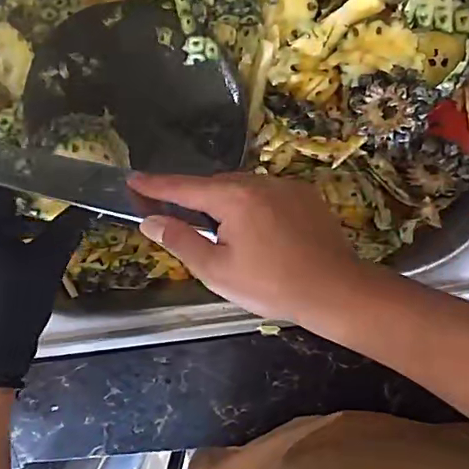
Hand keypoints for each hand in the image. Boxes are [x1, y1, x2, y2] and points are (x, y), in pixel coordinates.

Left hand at [0, 186, 85, 390]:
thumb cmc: (13, 306)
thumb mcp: (46, 266)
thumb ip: (64, 232)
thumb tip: (82, 209)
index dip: (22, 181)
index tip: (46, 184)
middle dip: (18, 210)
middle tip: (48, 216)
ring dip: (6, 233)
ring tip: (36, 246)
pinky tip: (13, 270)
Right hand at [129, 171, 379, 321]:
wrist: (334, 289)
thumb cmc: (271, 285)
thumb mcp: (217, 270)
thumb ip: (181, 241)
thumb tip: (150, 221)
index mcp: (233, 197)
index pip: (183, 186)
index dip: (155, 185)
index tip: (133, 179)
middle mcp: (259, 181)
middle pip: (214, 185)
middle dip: (196, 200)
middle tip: (184, 224)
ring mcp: (286, 185)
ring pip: (243, 189)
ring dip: (227, 205)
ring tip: (228, 238)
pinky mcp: (306, 195)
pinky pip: (268, 195)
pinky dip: (254, 208)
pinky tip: (262, 235)